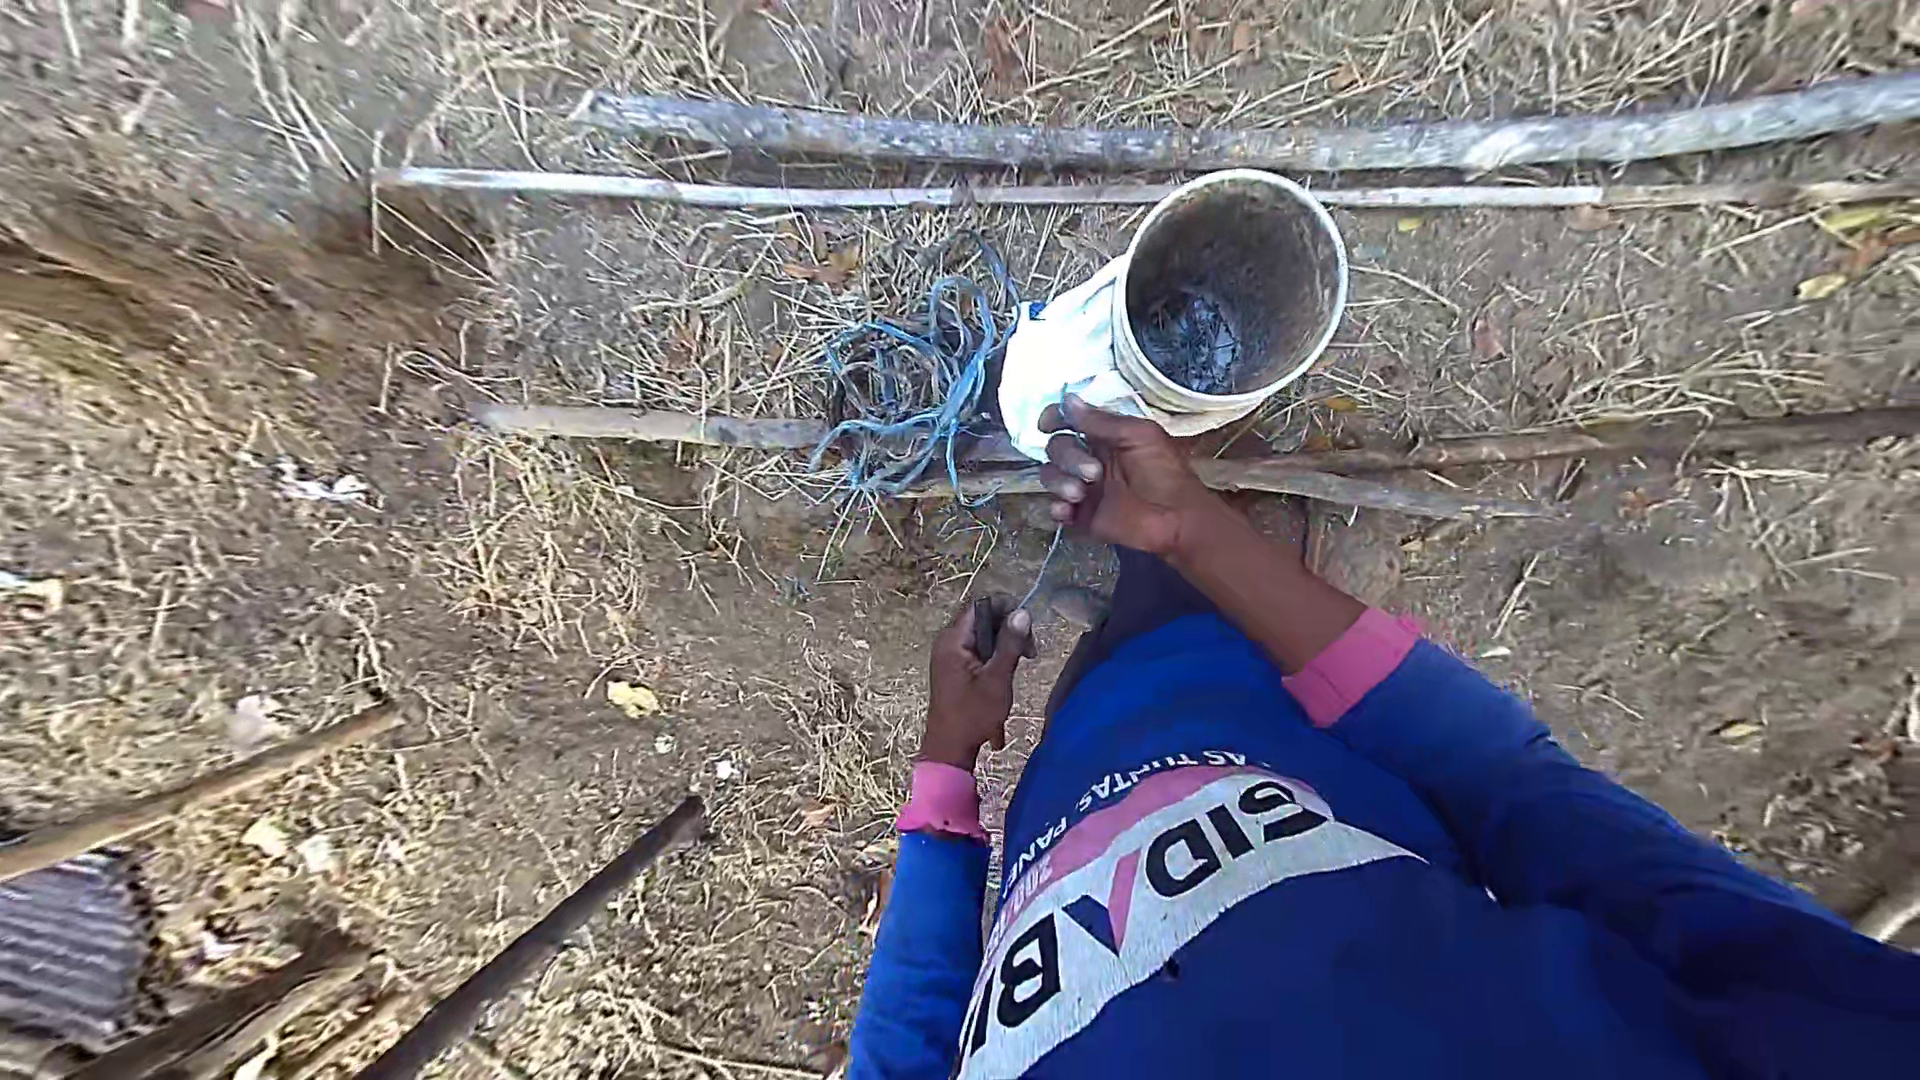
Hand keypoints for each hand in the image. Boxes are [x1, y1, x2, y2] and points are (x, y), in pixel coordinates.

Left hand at [922, 597, 1034, 770]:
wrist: (949, 748)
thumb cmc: (973, 714)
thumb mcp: (997, 678)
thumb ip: (1009, 644)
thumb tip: (1022, 613)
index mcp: (953, 640)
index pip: (980, 606)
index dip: (1005, 608)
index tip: (1027, 625)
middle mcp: (947, 642)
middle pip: (982, 619)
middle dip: (1008, 629)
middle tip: (1029, 650)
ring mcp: (949, 655)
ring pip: (982, 636)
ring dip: (1004, 644)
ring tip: (1023, 661)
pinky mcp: (954, 668)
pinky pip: (977, 650)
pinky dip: (994, 656)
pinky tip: (1006, 672)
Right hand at [1038, 394, 1221, 556]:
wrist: (1174, 519)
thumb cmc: (1163, 473)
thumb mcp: (1139, 437)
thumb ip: (1102, 421)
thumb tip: (1068, 400)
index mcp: (1104, 437)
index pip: (1069, 421)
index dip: (1054, 419)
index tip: (1046, 425)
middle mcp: (1089, 459)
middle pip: (1056, 448)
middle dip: (1067, 457)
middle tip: (1093, 473)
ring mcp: (1083, 488)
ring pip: (1050, 476)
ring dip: (1059, 481)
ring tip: (1080, 494)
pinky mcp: (1081, 515)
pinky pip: (1055, 508)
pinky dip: (1057, 508)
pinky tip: (1069, 510)